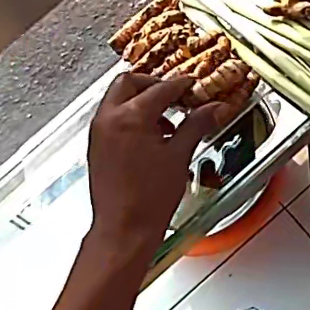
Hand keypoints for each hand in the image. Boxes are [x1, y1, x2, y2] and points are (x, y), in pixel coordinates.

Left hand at [86, 73, 228, 241]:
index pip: (161, 89)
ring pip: (118, 98)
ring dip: (142, 99)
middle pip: (130, 82)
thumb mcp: (180, 155)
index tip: (195, 88)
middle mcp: (109, 119)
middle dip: (155, 84)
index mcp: (130, 117)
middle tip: (178, 95)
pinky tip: (153, 134)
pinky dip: (131, 115)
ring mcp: (99, 132)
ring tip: (168, 117)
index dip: (182, 86)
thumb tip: (213, 109)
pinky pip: (113, 117)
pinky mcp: (97, 145)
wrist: (125, 227)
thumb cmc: (149, 198)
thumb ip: (197, 125)